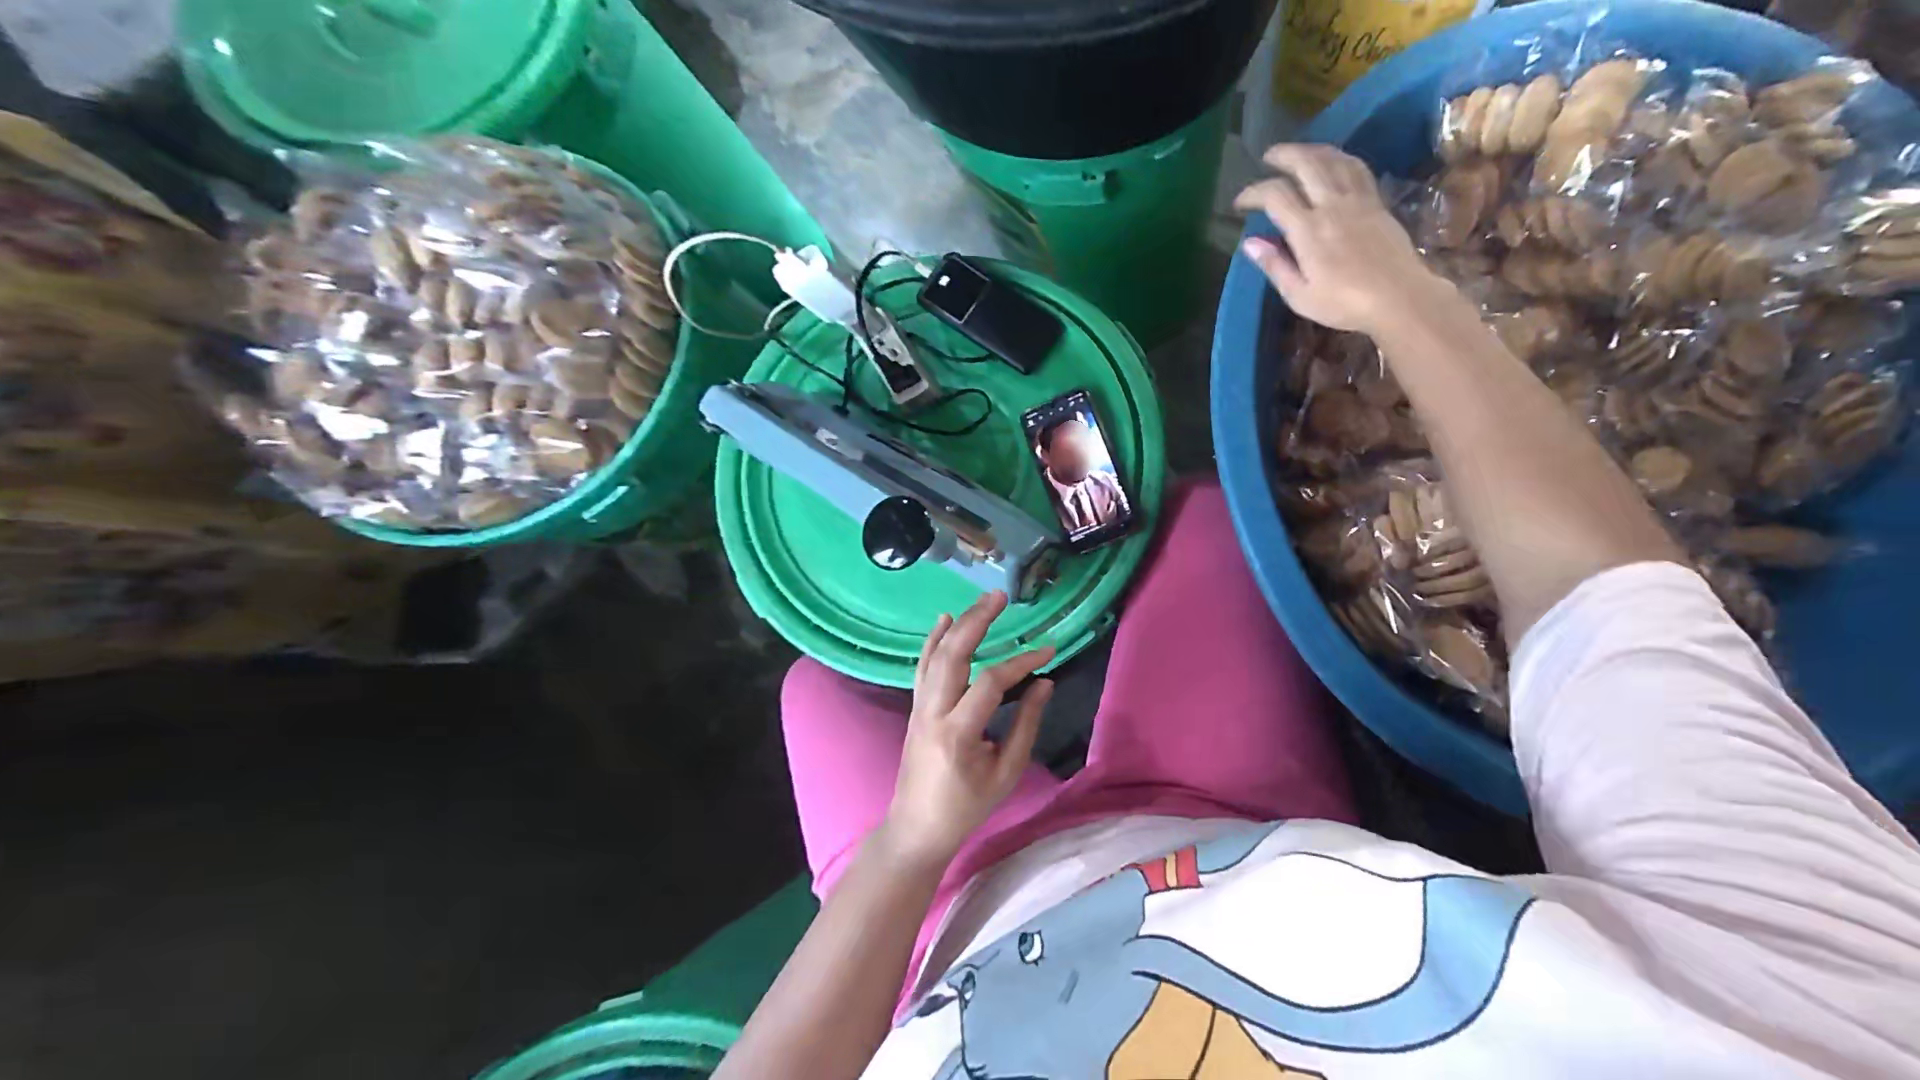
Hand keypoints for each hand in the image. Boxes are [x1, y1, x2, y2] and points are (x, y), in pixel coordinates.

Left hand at [880, 591, 1054, 868]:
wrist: (917, 826)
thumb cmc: (966, 806)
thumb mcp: (1005, 772)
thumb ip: (1026, 725)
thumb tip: (1044, 682)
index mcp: (958, 733)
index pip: (991, 683)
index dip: (1021, 662)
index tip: (1048, 650)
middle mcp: (933, 712)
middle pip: (953, 655)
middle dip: (977, 621)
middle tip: (1001, 597)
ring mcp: (919, 707)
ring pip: (935, 655)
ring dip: (958, 624)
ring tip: (982, 602)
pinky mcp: (915, 707)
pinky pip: (923, 666)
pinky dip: (933, 640)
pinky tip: (945, 619)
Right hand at [1233, 144, 1450, 335]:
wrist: (1399, 297)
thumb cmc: (1343, 304)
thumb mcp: (1299, 295)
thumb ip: (1274, 265)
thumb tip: (1250, 243)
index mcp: (1309, 230)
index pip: (1275, 196)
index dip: (1254, 192)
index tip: (1240, 202)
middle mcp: (1333, 206)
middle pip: (1307, 165)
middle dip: (1283, 155)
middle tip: (1268, 157)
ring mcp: (1358, 200)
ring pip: (1334, 160)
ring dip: (1312, 150)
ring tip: (1297, 153)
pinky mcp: (1377, 202)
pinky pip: (1357, 168)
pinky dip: (1340, 158)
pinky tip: (1332, 161)